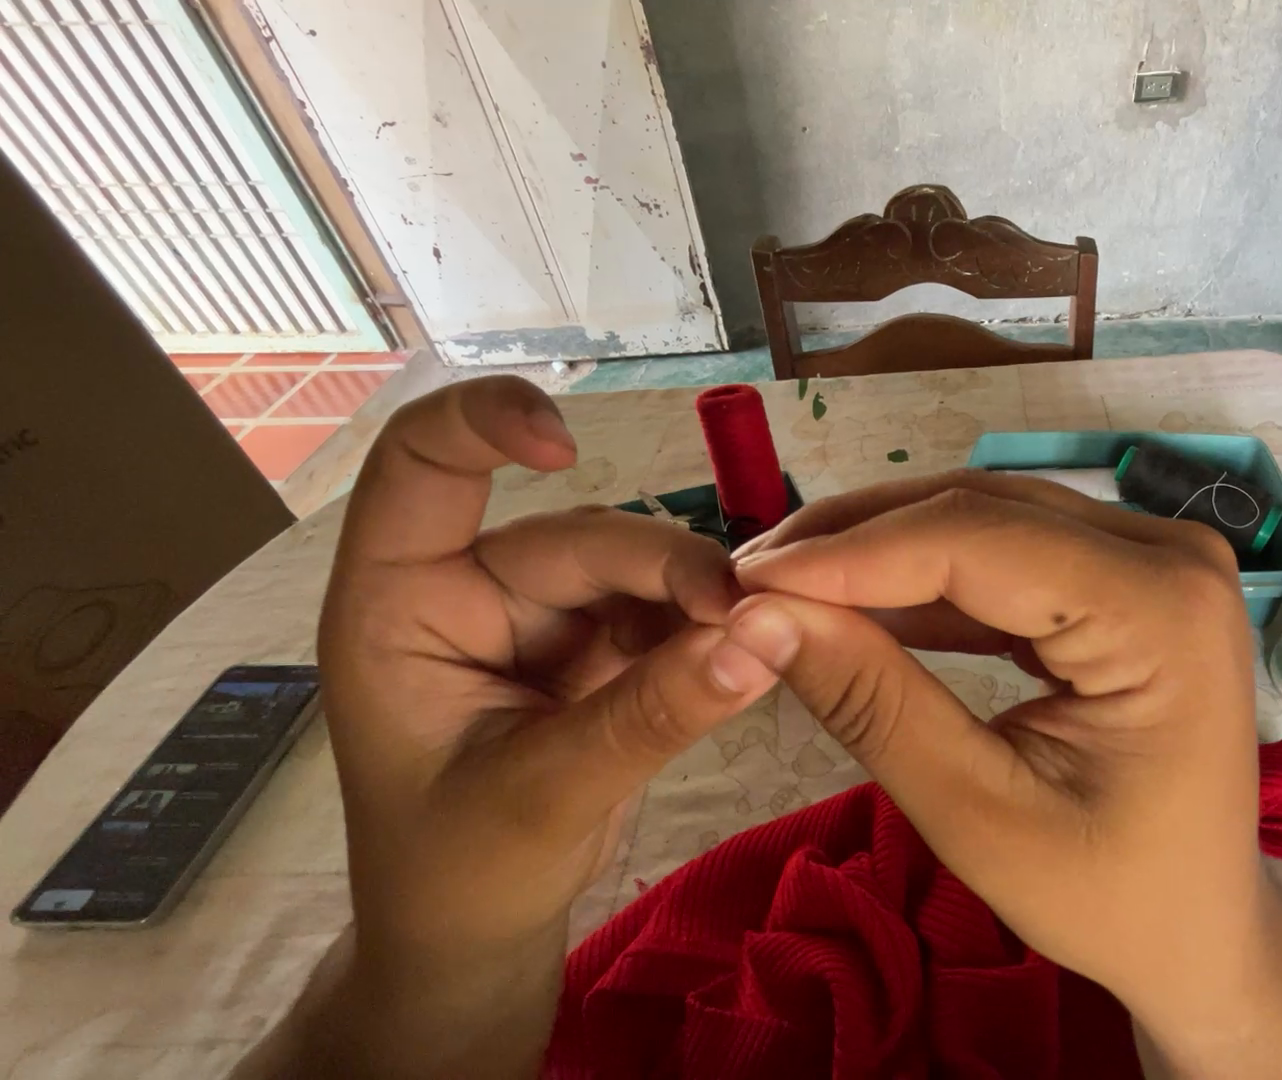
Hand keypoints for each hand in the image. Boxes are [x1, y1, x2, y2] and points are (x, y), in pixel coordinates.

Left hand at [290, 377, 777, 1076]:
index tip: (565, 440)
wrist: (481, 928)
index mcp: (404, 606)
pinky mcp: (604, 646)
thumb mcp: (543, 796)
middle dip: (666, 570)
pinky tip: (737, 656)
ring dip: (699, 600)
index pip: (421, 470)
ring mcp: (548, 616)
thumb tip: (763, 638)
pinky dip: (708, 630)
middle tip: (744, 616)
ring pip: (641, 570)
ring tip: (749, 644)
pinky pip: (669, 612)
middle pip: (584, 538)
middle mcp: (477, 592)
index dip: (482, 424)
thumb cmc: (460, 868)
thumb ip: (651, 716)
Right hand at [724, 472, 1281, 1077]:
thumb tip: (760, 615)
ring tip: (790, 582)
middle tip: (754, 575)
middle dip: (859, 541)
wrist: (1198, 929)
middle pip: (983, 512)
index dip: (851, 554)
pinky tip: (860, 598)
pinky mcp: (1128, 578)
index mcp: (1161, 610)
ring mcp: (1154, 559)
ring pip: (990, 521)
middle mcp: (1169, 555)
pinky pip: (1012, 554)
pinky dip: (932, 578)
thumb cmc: (1109, 896)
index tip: (745, 578)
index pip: (979, 541)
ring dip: (886, 549)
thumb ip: (873, 702)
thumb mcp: (979, 814)